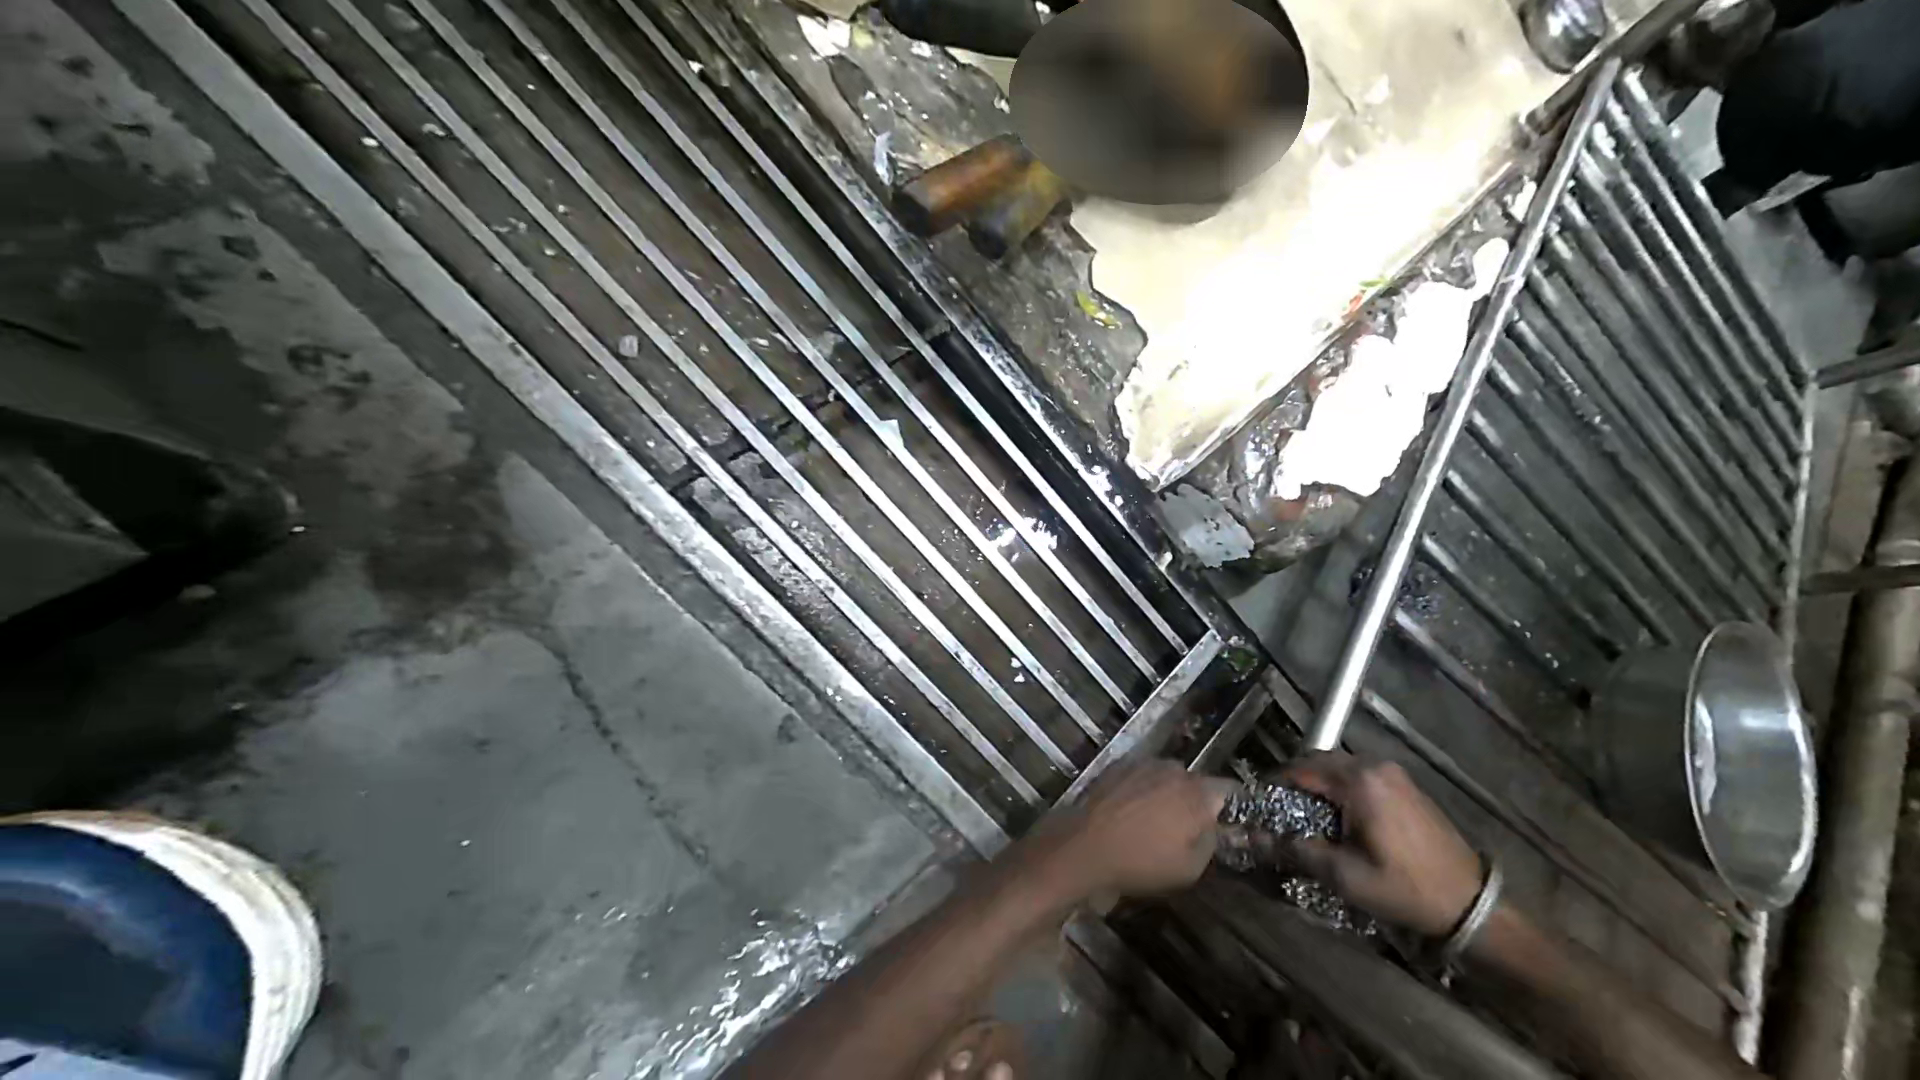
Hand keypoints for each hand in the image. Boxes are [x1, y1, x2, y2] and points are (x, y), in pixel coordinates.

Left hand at [1028, 761, 1235, 901]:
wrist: (1084, 845)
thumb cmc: (1141, 861)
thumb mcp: (1190, 867)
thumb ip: (1212, 841)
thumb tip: (1218, 827)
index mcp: (1197, 793)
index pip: (1230, 789)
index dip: (1235, 805)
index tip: (1233, 821)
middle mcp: (1173, 769)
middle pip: (1197, 782)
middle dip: (1198, 801)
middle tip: (1191, 826)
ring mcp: (1143, 763)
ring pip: (1168, 777)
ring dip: (1169, 793)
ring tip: (1157, 820)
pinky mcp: (1118, 765)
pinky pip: (1143, 775)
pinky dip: (1144, 788)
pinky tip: (1133, 810)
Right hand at [1279, 752, 1483, 936]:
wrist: (1473, 905)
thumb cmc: (1406, 888)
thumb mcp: (1346, 876)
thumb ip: (1299, 850)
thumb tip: (1261, 837)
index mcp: (1358, 781)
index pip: (1301, 769)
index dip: (1276, 784)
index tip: (1260, 802)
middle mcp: (1375, 766)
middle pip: (1319, 761)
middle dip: (1296, 780)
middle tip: (1280, 807)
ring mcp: (1394, 773)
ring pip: (1339, 766)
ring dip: (1319, 782)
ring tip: (1307, 811)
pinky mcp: (1406, 784)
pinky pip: (1360, 774)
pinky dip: (1341, 786)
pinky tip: (1340, 813)